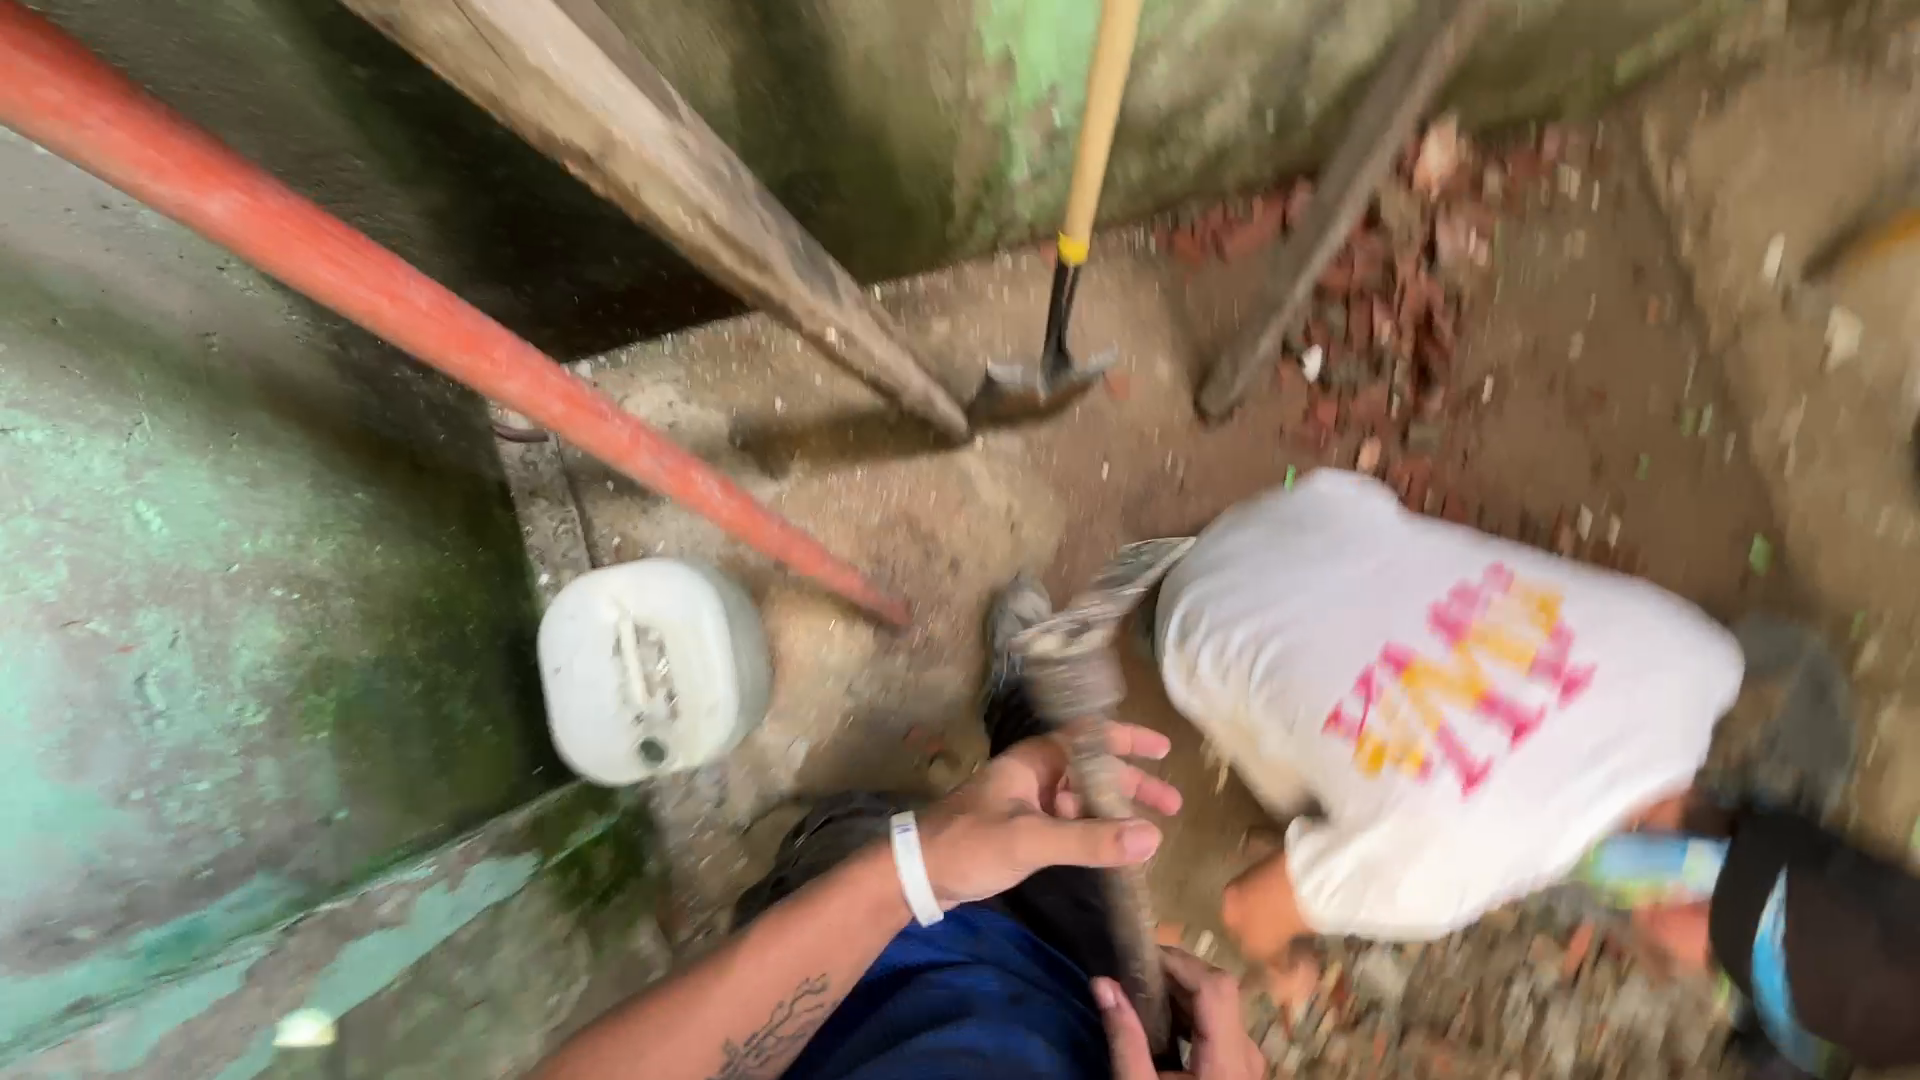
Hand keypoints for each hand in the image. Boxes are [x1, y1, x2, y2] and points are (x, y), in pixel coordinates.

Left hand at [917, 724, 1181, 907]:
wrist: (918, 872)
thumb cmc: (970, 843)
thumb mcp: (1030, 840)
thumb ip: (1089, 840)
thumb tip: (1152, 837)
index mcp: (1034, 760)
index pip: (1089, 737)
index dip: (1127, 740)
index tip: (1164, 750)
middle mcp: (1033, 773)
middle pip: (1091, 769)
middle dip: (1131, 783)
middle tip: (1171, 805)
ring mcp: (1027, 801)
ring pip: (1082, 798)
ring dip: (1114, 810)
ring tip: (1150, 832)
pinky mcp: (1022, 828)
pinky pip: (1068, 821)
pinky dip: (1093, 830)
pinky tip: (1111, 848)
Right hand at [1096, 948, 1264, 1079]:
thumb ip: (1124, 1039)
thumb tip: (1102, 983)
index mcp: (1226, 1062)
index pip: (1215, 987)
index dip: (1179, 963)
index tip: (1138, 959)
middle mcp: (1247, 1057)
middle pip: (1220, 990)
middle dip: (1176, 973)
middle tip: (1134, 975)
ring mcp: (1249, 1066)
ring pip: (1222, 1005)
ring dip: (1182, 991)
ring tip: (1143, 997)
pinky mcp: (1242, 1073)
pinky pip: (1221, 1026)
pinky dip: (1192, 1013)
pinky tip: (1164, 1025)